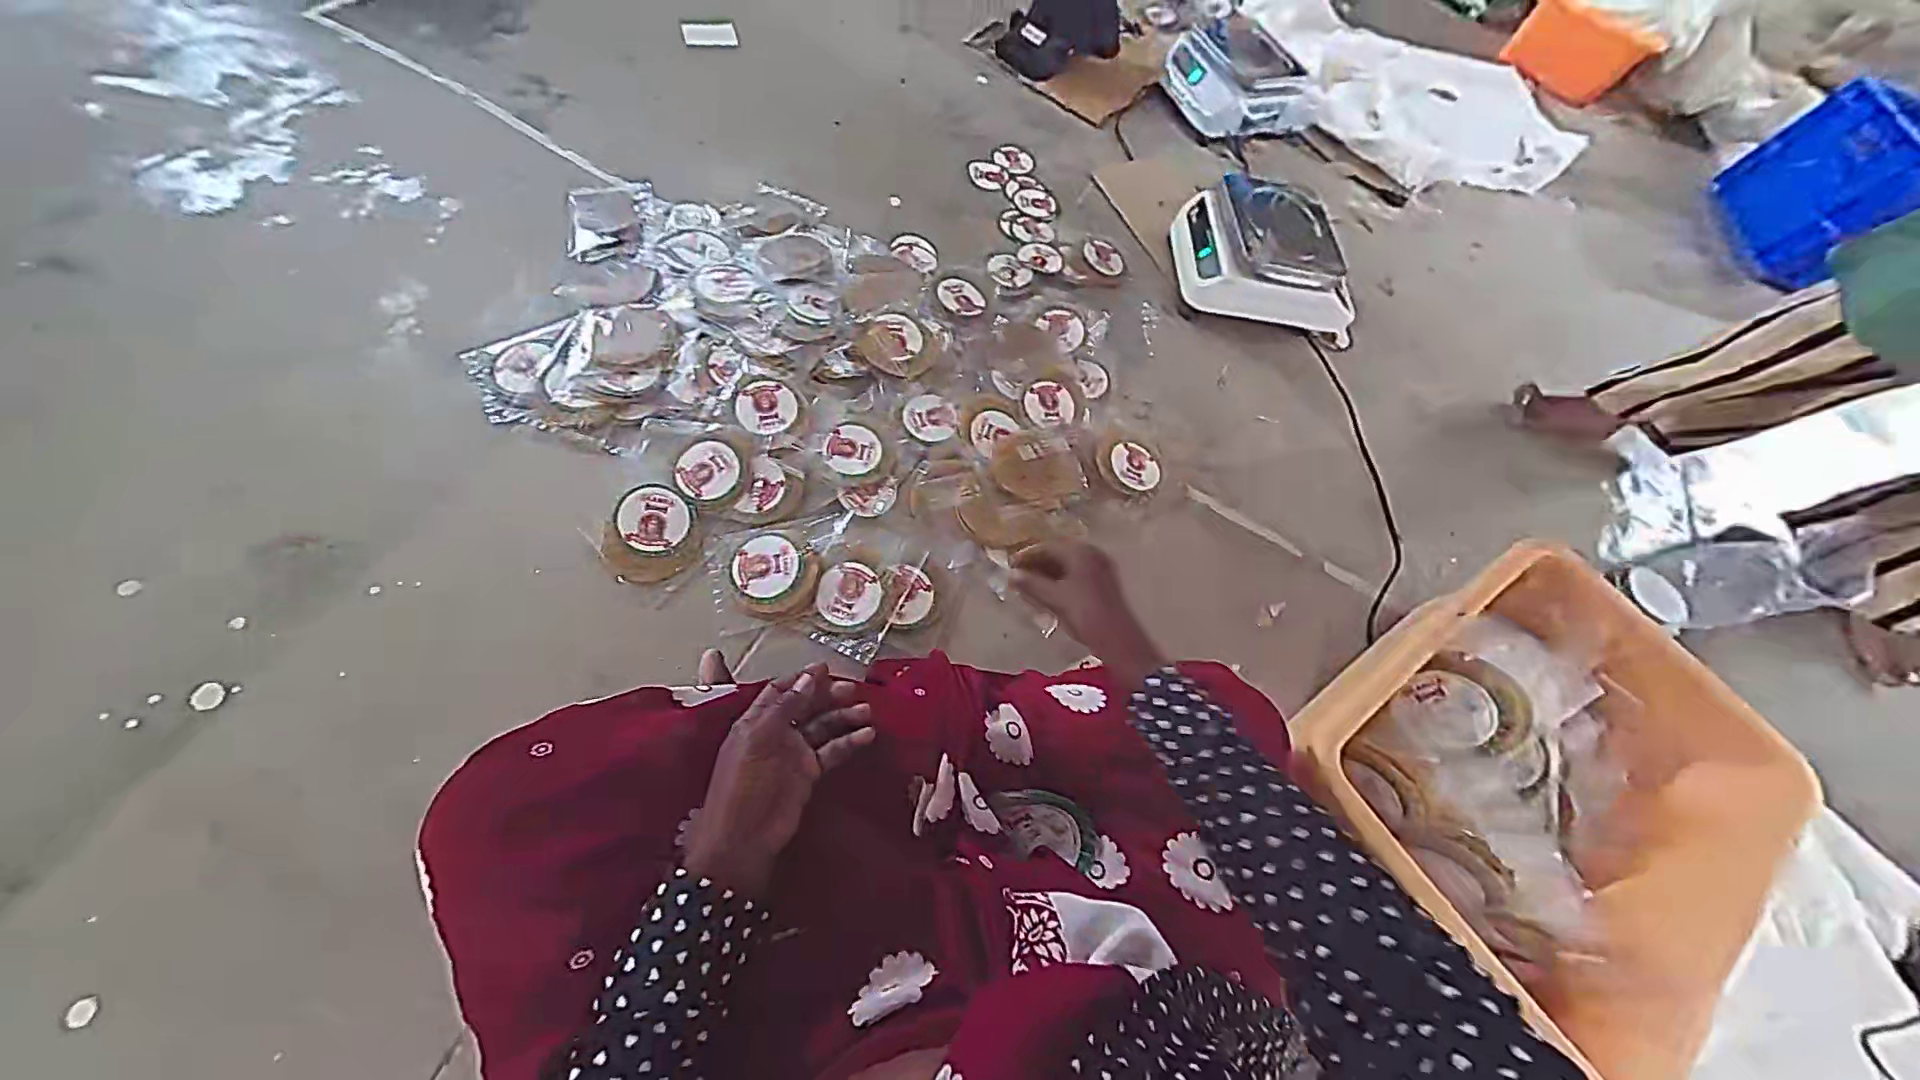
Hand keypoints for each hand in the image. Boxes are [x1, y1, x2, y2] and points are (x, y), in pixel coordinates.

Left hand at [684, 656, 873, 895]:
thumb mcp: (759, 738)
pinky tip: (866, 735)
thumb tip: (808, 677)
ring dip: (844, 716)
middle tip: (851, 689)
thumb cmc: (742, 786)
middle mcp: (776, 733)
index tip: (824, 668)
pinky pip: (832, 750)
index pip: (780, 690)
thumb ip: (785, 706)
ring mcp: (794, 753)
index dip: (801, 678)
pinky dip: (849, 741)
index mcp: (756, 721)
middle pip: (806, 705)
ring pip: (823, 726)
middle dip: (828, 694)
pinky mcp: (809, 773)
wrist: (742, 840)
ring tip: (866, 711)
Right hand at [1010, 542, 1167, 690]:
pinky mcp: (1103, 584)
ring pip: (1066, 567)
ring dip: (1047, 576)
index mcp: (1080, 552)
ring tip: (1028, 588)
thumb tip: (1011, 574)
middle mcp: (1092, 555)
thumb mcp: (1055, 598)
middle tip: (1017, 578)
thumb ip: (1031, 584)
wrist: (1118, 640)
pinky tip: (1047, 595)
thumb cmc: (1085, 614)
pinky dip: (1060, 582)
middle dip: (1036, 566)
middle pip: (1057, 555)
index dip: (1026, 556)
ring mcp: (1100, 569)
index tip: (1010, 566)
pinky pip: (1075, 576)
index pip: (1047, 547)